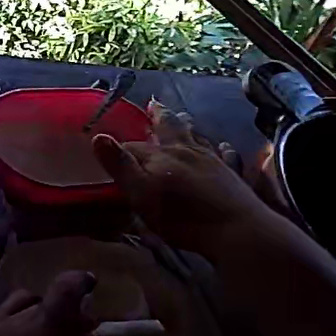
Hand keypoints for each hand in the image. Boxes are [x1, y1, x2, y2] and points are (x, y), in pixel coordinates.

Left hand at [0, 269, 95, 335]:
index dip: (78, 282)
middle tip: (74, 329)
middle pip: (37, 298)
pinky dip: (13, 326)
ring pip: (13, 307)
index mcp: (40, 330)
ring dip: (32, 313)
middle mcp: (10, 322)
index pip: (63, 290)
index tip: (90, 283)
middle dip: (57, 306)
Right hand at [91, 103, 282, 255]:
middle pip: (170, 128)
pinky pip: (227, 157)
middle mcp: (186, 152)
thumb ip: (120, 165)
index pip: (134, 146)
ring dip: (188, 128)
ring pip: (197, 138)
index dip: (121, 148)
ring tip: (184, 119)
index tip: (111, 146)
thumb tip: (98, 136)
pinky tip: (225, 147)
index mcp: (161, 156)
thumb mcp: (141, 193)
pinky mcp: (233, 177)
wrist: (237, 231)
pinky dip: (223, 150)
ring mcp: (213, 161)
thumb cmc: (182, 217)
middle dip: (160, 117)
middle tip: (154, 104)